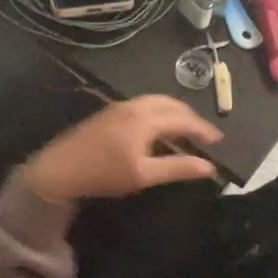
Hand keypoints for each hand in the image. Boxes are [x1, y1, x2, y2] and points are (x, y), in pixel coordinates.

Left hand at [20, 96, 222, 202]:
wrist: (58, 170)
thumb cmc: (103, 174)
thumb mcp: (144, 175)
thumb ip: (178, 168)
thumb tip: (209, 167)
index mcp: (146, 119)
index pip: (184, 119)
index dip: (204, 130)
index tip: (219, 142)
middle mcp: (135, 106)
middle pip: (172, 104)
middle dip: (191, 118)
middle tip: (204, 136)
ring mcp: (119, 107)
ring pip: (156, 102)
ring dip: (175, 113)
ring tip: (185, 131)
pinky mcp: (109, 113)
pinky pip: (144, 105)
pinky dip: (160, 113)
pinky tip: (158, 130)